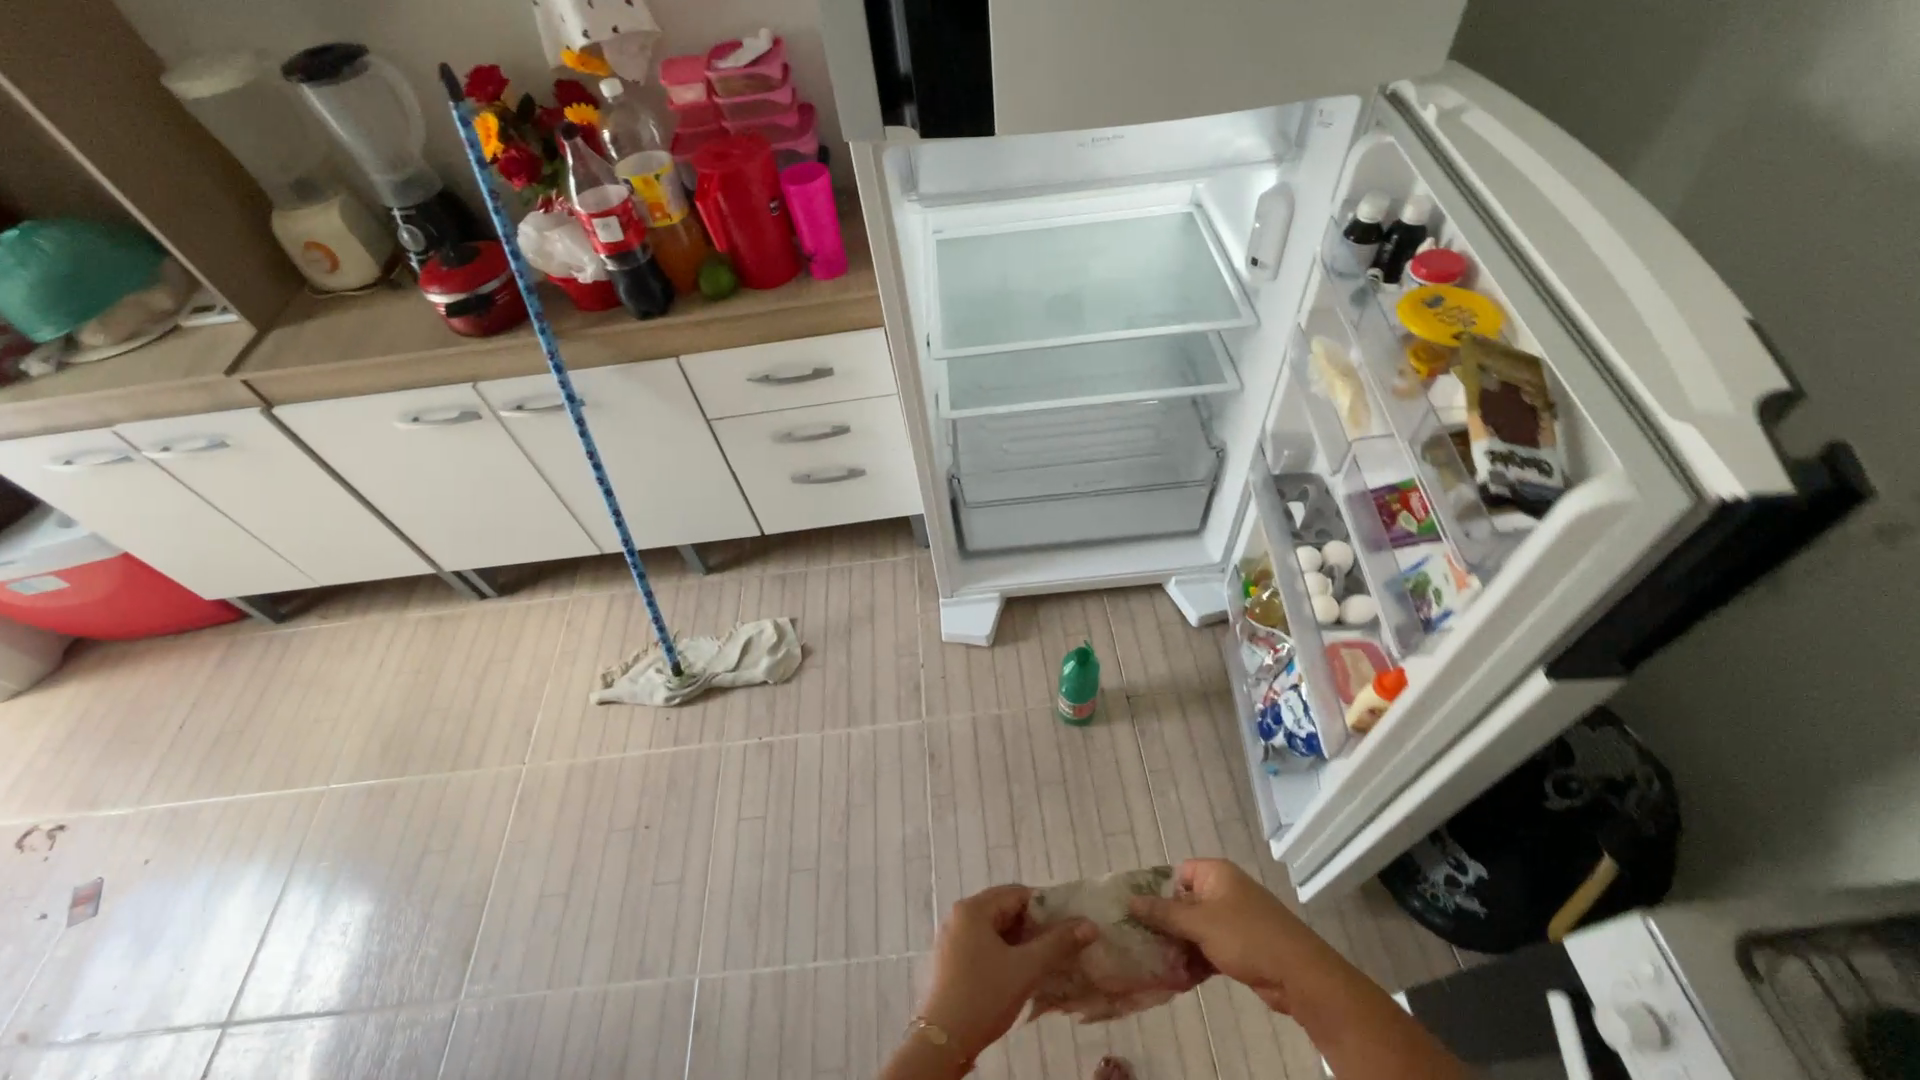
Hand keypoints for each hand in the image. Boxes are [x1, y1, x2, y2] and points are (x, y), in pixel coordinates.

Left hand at [920, 885, 1097, 1061]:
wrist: (944, 1040)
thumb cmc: (985, 995)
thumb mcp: (1027, 968)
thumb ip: (1059, 943)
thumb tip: (1089, 925)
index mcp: (973, 909)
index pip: (1017, 894)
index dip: (1046, 907)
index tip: (1067, 927)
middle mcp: (959, 916)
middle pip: (1005, 910)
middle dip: (1034, 926)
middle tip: (1059, 945)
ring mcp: (952, 938)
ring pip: (995, 929)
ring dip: (1021, 941)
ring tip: (1045, 959)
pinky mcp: (951, 960)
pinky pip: (984, 945)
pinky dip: (1005, 952)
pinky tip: (1021, 971)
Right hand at [1128, 858, 1315, 1012]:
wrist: (1298, 975)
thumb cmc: (1246, 937)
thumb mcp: (1199, 923)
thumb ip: (1163, 913)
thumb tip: (1130, 900)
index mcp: (1216, 874)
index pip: (1176, 874)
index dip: (1157, 891)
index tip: (1136, 913)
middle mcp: (1224, 892)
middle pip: (1183, 904)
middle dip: (1165, 926)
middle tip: (1141, 945)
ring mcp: (1233, 920)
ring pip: (1194, 930)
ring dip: (1178, 948)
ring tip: (1157, 966)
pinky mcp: (1239, 947)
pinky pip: (1208, 948)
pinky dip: (1195, 961)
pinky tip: (1178, 979)